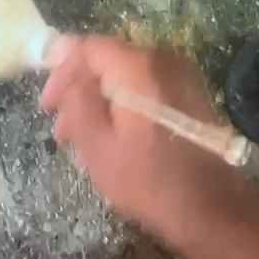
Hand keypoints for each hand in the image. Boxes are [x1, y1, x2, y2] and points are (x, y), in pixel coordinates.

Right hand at [40, 36, 251, 238]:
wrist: (211, 210)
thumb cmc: (148, 180)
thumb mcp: (97, 142)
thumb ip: (76, 95)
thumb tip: (62, 58)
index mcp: (138, 66)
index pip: (86, 48)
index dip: (60, 73)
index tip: (48, 108)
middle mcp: (163, 59)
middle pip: (106, 60)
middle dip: (78, 92)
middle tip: (62, 132)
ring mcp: (181, 75)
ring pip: (124, 77)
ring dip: (99, 102)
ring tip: (83, 142)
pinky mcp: (190, 94)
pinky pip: (144, 88)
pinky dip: (123, 106)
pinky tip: (113, 140)